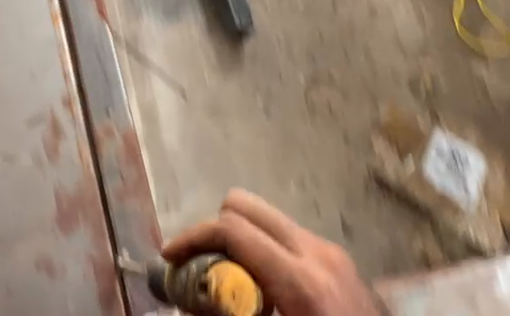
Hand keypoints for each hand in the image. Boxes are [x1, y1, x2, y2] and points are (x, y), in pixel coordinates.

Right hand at [162, 189, 379, 315]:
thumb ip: (228, 315)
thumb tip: (188, 300)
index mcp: (301, 282)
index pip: (232, 229)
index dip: (192, 238)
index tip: (170, 258)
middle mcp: (317, 253)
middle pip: (243, 205)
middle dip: (213, 230)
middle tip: (201, 267)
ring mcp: (332, 253)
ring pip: (265, 217)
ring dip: (239, 240)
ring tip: (234, 286)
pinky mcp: (340, 260)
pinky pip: (286, 237)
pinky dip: (263, 252)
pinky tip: (266, 294)